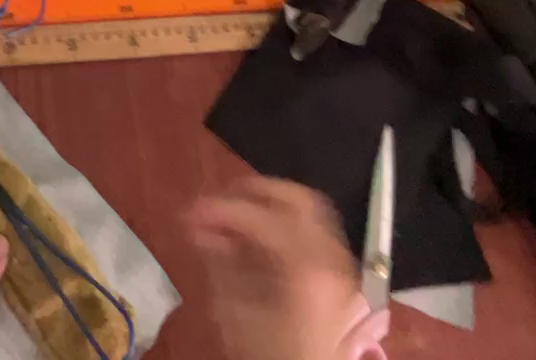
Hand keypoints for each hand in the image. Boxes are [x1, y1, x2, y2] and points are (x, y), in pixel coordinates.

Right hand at [187, 178, 361, 359]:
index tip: (192, 211)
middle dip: (255, 192)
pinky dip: (284, 226)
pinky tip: (257, 242)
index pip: (262, 217)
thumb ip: (218, 260)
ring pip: (308, 214)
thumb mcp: (234, 314)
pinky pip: (314, 235)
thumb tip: (199, 224)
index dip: (223, 208)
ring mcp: (343, 270)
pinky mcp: (341, 282)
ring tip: (235, 219)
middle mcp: (332, 260)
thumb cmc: (269, 354)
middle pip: (297, 200)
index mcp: (307, 267)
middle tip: (220, 200)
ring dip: (269, 208)